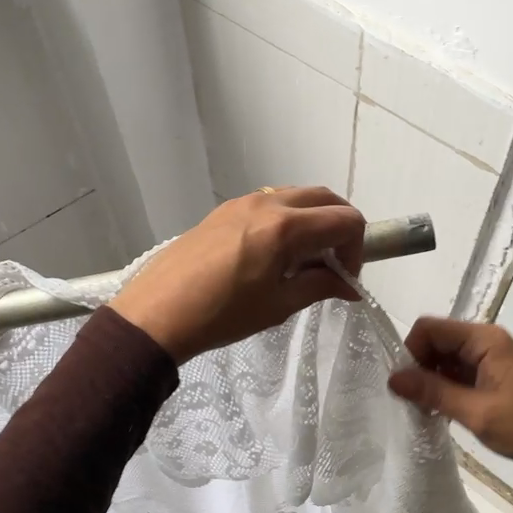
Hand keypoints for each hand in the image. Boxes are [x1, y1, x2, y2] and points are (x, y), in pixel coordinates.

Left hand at [109, 187, 365, 362]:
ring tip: (302, 262)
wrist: (156, 314)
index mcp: (285, 227)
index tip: (345, 278)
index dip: (357, 249)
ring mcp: (243, 202)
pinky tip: (273, 256)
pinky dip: (287, 219)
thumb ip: (320, 286)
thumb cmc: (222, 315)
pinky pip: (270, 203)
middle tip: (333, 265)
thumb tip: (350, 286)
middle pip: (324, 197)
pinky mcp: (224, 210)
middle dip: (340, 227)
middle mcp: (267, 203)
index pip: (345, 220)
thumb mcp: (278, 305)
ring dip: (313, 221)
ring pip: (297, 196)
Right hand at [387, 317, 512, 496]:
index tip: (404, 383)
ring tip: (424, 408)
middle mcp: (486, 340)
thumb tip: (393, 379)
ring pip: (445, 357)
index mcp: (485, 339)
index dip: (411, 351)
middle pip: (436, 340)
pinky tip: (440, 409)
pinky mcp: (491, 373)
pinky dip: (445, 386)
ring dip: (431, 378)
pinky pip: (457, 370)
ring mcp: (489, 356)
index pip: (430, 328)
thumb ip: (434, 392)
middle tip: (411, 400)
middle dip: (419, 366)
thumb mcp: (477, 413)